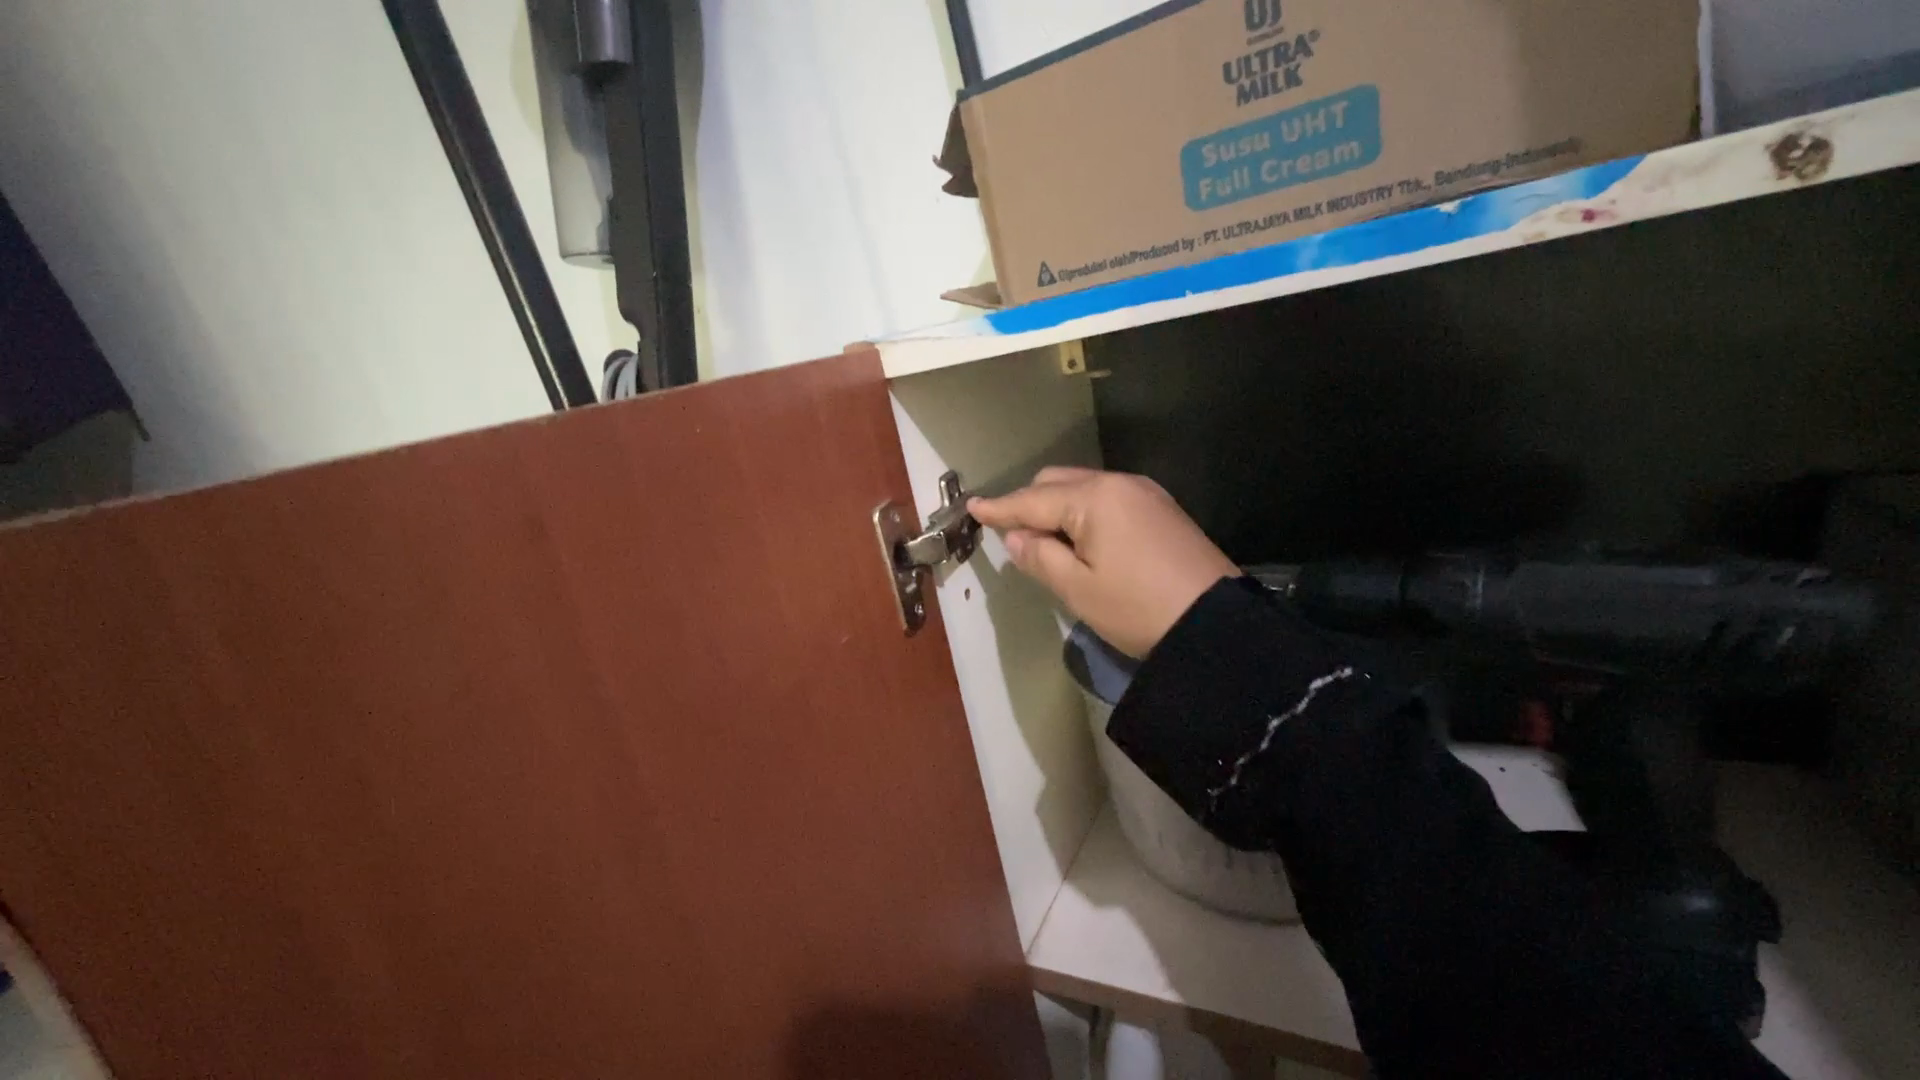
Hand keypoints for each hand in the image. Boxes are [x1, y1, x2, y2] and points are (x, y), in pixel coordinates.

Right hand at [968, 467, 1238, 657]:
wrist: (1217, 625)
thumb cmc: (1138, 609)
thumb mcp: (1078, 590)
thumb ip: (1040, 557)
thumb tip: (1017, 537)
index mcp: (1094, 499)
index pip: (1033, 500)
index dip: (1000, 507)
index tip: (972, 507)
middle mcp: (1119, 484)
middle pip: (1059, 483)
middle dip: (1030, 503)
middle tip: (1012, 535)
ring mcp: (1146, 494)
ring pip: (1085, 489)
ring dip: (1059, 508)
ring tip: (1046, 542)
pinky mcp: (1163, 510)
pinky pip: (1109, 500)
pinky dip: (1086, 513)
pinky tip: (1082, 540)